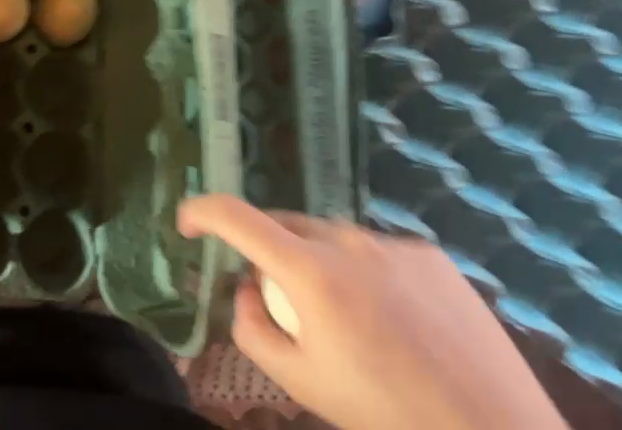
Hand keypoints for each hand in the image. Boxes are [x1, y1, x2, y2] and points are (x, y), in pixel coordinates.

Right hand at [179, 195, 566, 429]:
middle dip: (267, 252)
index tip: (187, 226)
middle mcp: (347, 241)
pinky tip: (393, 322)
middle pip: (284, 226)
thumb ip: (251, 326)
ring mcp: (394, 244)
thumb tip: (248, 289)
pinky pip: (376, 251)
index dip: (200, 211)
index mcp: (309, 272)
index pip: (234, 216)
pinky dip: (364, 273)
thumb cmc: (385, 416)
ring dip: (317, 263)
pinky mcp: (433, 256)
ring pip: (330, 238)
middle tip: (281, 303)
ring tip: (347, 321)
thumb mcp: (298, 381)